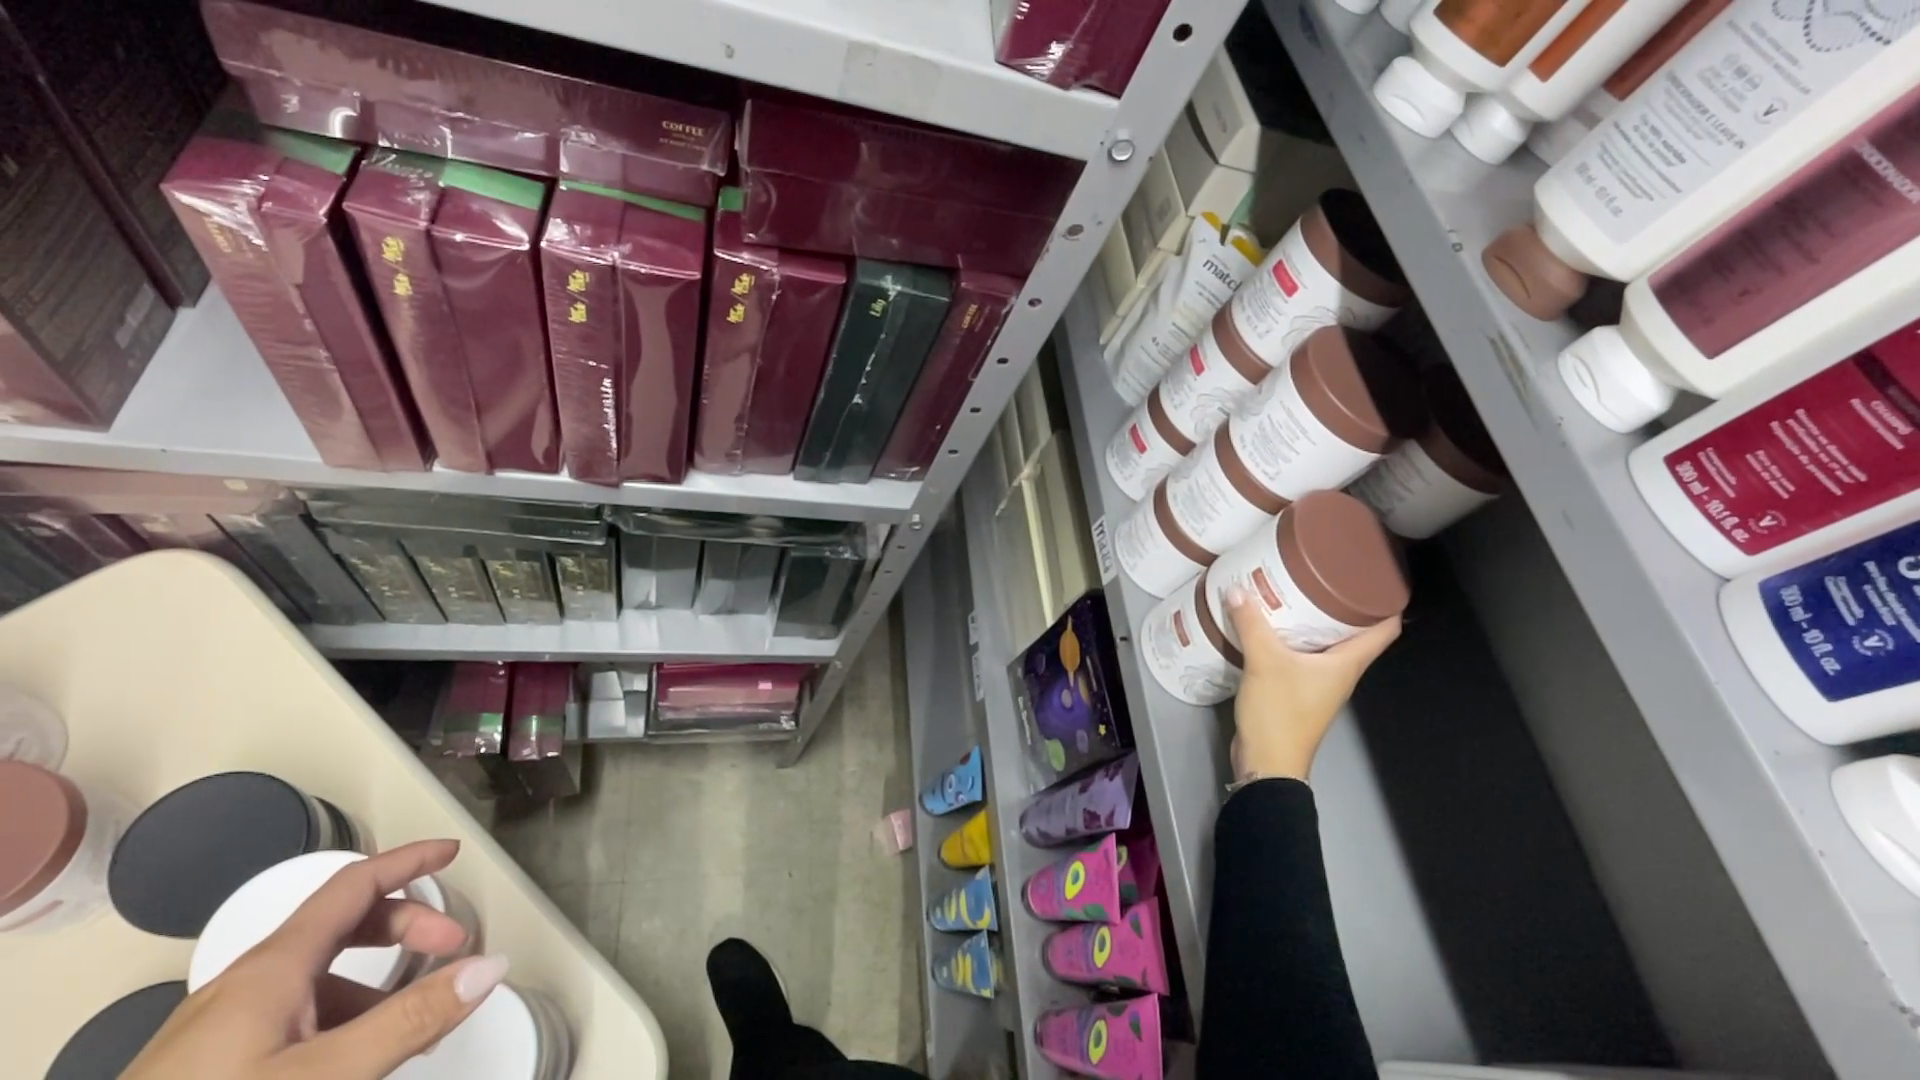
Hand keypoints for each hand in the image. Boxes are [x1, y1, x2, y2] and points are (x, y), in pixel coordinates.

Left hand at [125, 840, 509, 1079]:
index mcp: (271, 970)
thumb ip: (410, 1019)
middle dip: (405, 925)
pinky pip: (294, 1017)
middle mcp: (245, 986)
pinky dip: (344, 1017)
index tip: (453, 852)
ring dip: (378, 980)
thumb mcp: (326, 1076)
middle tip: (453, 949)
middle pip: (340, 925)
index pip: (351, 886)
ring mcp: (223, 1030)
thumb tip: (491, 965)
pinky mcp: (212, 1067)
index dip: (406, 861)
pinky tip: (358, 1060)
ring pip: (318, 978)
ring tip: (415, 1022)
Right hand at [1225, 587, 1400, 783]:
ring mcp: (1320, 684)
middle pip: (1354, 632)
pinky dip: (1292, 639)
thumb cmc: (1280, 713)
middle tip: (1322, 574)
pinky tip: (1271, 627)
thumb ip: (1251, 624)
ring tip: (1294, 594)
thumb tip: (1236, 589)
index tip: (1375, 575)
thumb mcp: (1264, 662)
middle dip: (1341, 603)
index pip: (1386, 629)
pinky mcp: (1298, 692)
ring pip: (1326, 644)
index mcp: (1347, 663)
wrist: (1267, 763)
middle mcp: (1340, 672)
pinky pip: (1302, 656)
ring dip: (1314, 621)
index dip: (1387, 601)